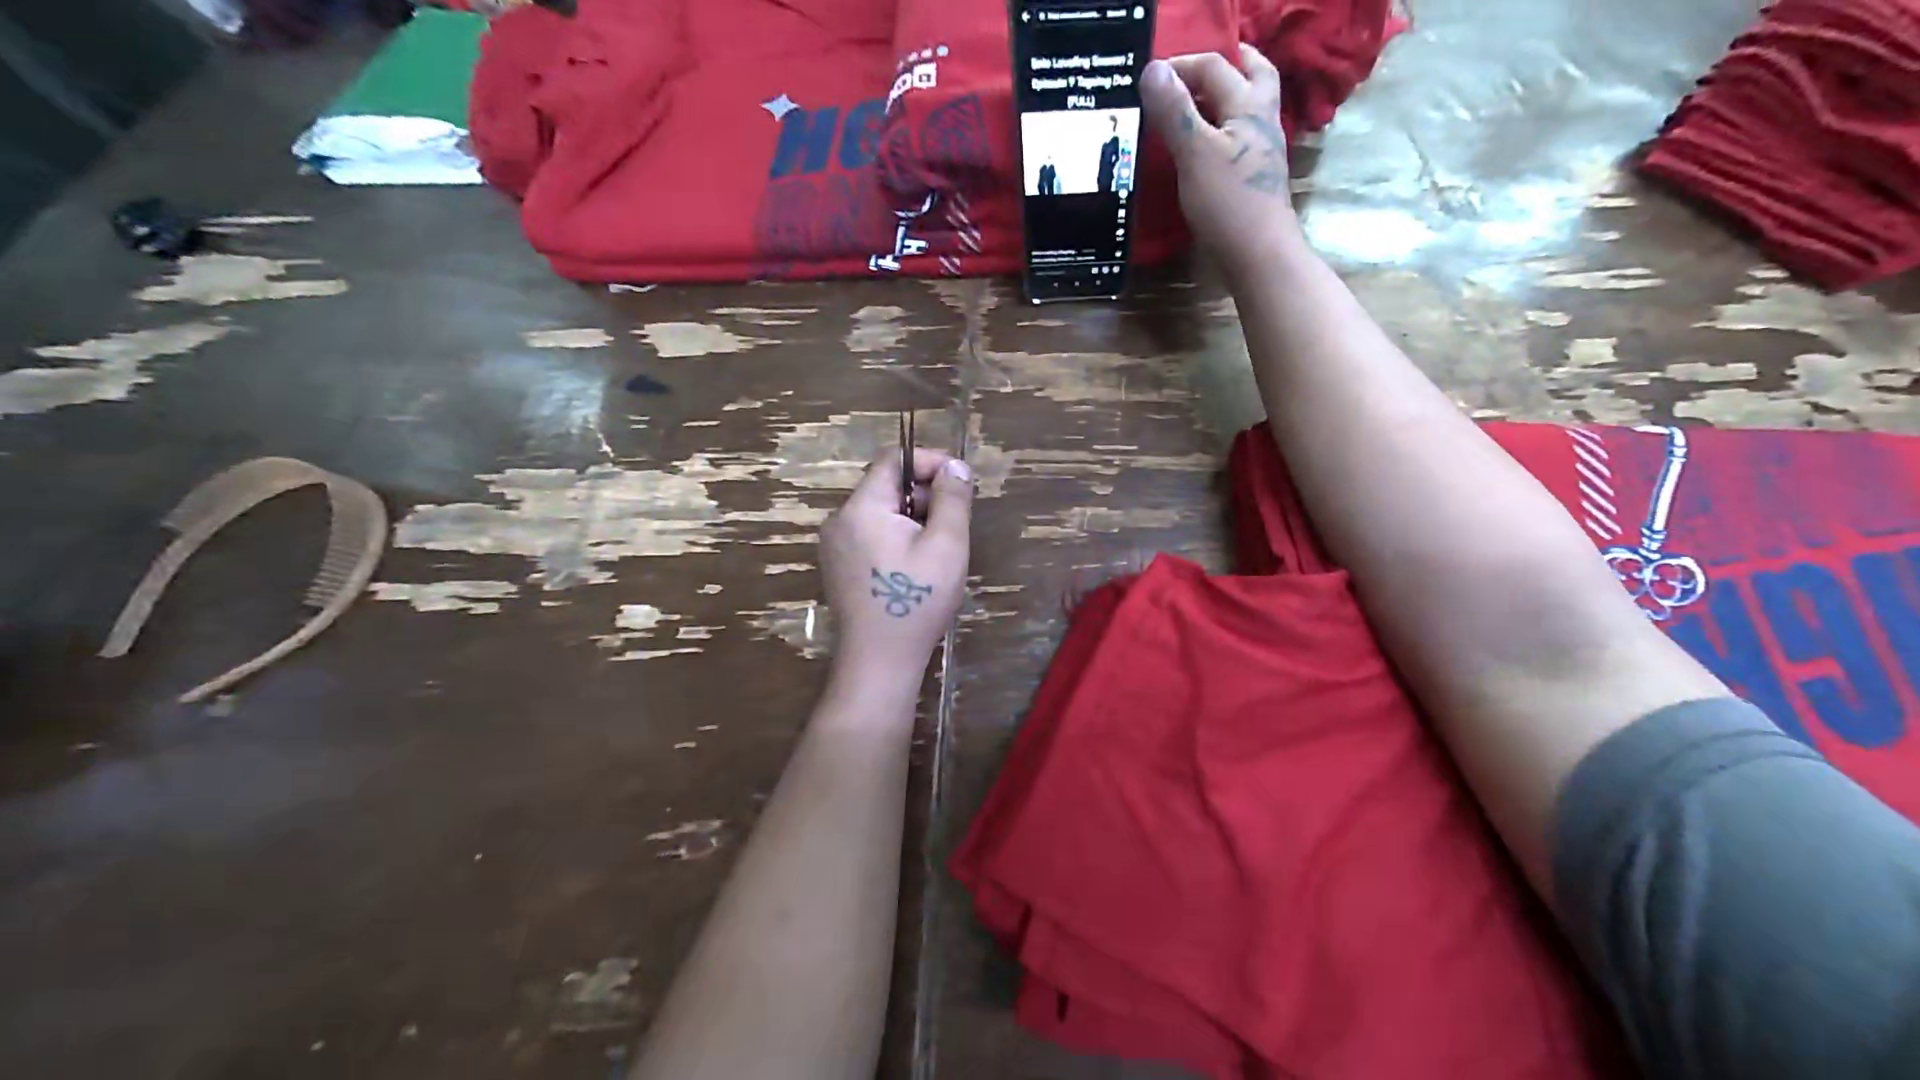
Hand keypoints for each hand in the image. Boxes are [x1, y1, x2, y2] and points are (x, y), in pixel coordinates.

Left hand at [818, 448, 973, 683]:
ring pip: (879, 512)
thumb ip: (952, 498)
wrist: (879, 661)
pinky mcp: (838, 567)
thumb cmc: (916, 601)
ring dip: (913, 518)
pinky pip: (870, 535)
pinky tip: (915, 567)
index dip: (929, 462)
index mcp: (862, 507)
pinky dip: (896, 537)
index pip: (893, 459)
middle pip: (885, 486)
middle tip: (953, 524)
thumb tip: (955, 466)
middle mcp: (840, 520)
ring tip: (938, 549)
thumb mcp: (946, 545)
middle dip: (924, 494)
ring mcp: (834, 546)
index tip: (959, 483)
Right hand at [1142, 46, 1303, 279]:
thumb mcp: (1195, 153)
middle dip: (1225, 65)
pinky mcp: (1251, 179)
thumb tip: (1153, 68)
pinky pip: (1236, 140)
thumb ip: (1175, 112)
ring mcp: (1259, 151)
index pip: (1215, 67)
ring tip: (1191, 104)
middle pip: (1250, 76)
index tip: (1148, 76)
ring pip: (1245, 109)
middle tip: (1192, 69)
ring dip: (1222, 98)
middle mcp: (1260, 121)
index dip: (1182, 64)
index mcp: (1249, 105)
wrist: (1257, 254)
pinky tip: (1199, 146)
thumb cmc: (1227, 202)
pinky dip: (1218, 131)